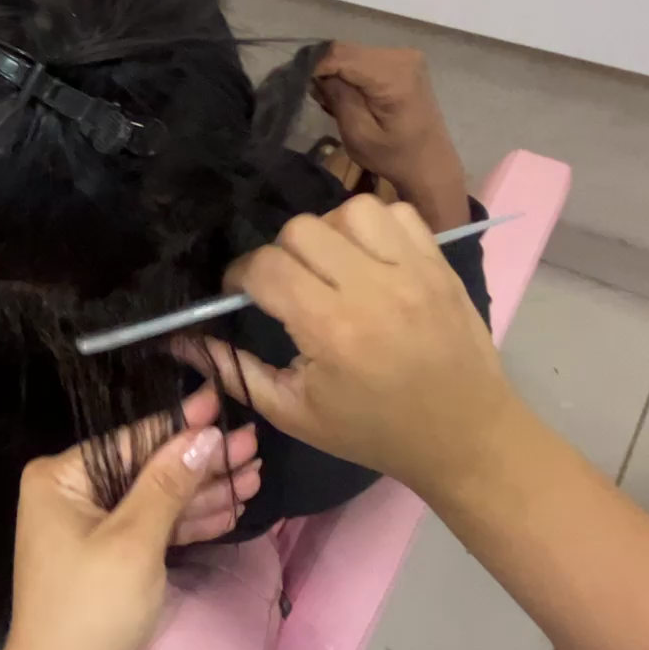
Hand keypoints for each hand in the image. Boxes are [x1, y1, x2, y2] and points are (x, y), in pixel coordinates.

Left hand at [0, 416, 257, 649]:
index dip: (179, 422)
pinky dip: (185, 522)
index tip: (220, 397)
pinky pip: (148, 526)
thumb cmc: (91, 609)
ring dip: (201, 491)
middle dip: (198, 461)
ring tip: (253, 472)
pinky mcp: (104, 552)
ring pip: (152, 497)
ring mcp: (86, 523)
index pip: (128, 440)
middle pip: (144, 467)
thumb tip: (202, 435)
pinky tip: (227, 508)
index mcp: (60, 476)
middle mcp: (68, 490)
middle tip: (252, 444)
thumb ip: (168, 485)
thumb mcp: (134, 541)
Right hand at [191, 195, 524, 497]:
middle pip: (300, 231)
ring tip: (328, 267)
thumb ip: (233, 371)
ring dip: (326, 234)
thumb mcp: (291, 412)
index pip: (265, 268)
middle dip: (279, 255)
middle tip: (286, 286)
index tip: (239, 295)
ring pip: (348, 210)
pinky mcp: (440, 265)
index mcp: (331, 329)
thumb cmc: (371, 431)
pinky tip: (367, 259)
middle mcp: (372, 289)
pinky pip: (397, 213)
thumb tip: (181, 342)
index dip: (238, 276)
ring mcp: (413, 271)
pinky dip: (372, 227)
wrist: (467, 439)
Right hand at [314, 43, 467, 229]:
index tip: (292, 84)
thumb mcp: (358, 134)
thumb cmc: (393, 156)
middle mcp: (401, 56)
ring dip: (332, 73)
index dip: (312, 66)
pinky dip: (345, 74)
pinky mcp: (400, 63)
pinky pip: (361, 60)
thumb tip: (316, 75)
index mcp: (393, 75)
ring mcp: (403, 57)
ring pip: (350, 53)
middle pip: (345, 50)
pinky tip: (343, 95)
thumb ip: (338, 98)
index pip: (340, 55)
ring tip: (327, 100)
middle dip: (321, 69)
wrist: (429, 162)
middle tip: (309, 96)